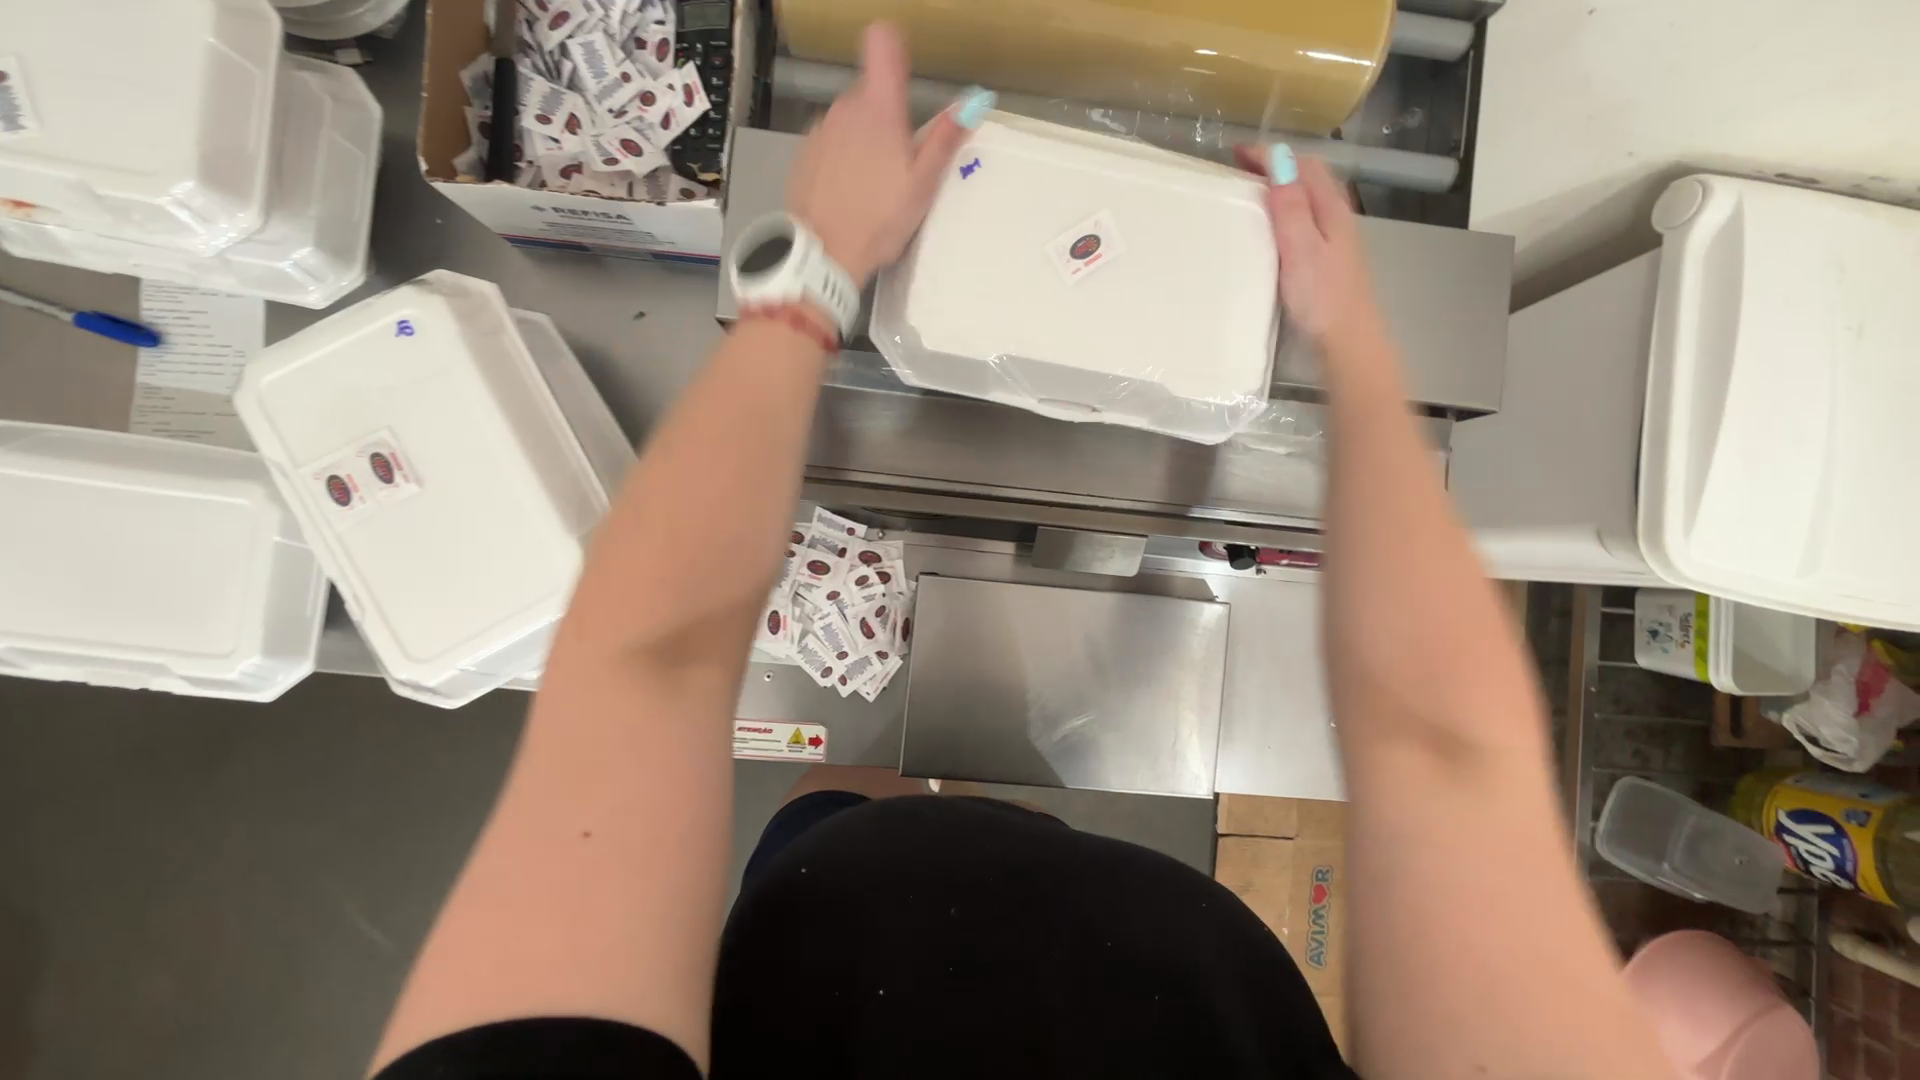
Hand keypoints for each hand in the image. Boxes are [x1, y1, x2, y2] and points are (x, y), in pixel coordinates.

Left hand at [786, 22, 983, 284]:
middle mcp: (845, 107)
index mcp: (879, 108)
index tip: (906, 83)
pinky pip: (830, 143)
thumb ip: (944, 139)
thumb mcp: (922, 186)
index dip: (895, 54)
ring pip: (849, 120)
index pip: (882, 45)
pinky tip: (848, 194)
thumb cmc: (880, 220)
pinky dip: (841, 159)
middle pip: (870, 92)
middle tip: (899, 165)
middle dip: (886, 118)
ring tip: (872, 187)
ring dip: (863, 141)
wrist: (825, 255)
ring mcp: (820, 129)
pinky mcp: (804, 153)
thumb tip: (972, 103)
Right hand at [1236, 144, 1381, 347]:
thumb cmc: (1322, 298)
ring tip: (1250, 195)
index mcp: (1330, 210)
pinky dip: (1283, 215)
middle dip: (1276, 166)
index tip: (1236, 154)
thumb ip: (1290, 207)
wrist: (1347, 342)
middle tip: (1239, 171)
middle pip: (1308, 178)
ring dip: (1280, 190)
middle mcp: (1335, 219)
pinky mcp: (1325, 263)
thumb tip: (1278, 162)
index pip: (1303, 166)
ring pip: (1306, 201)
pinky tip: (1268, 232)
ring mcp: (1333, 241)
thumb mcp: (1301, 249)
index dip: (1271, 155)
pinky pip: (1303, 223)